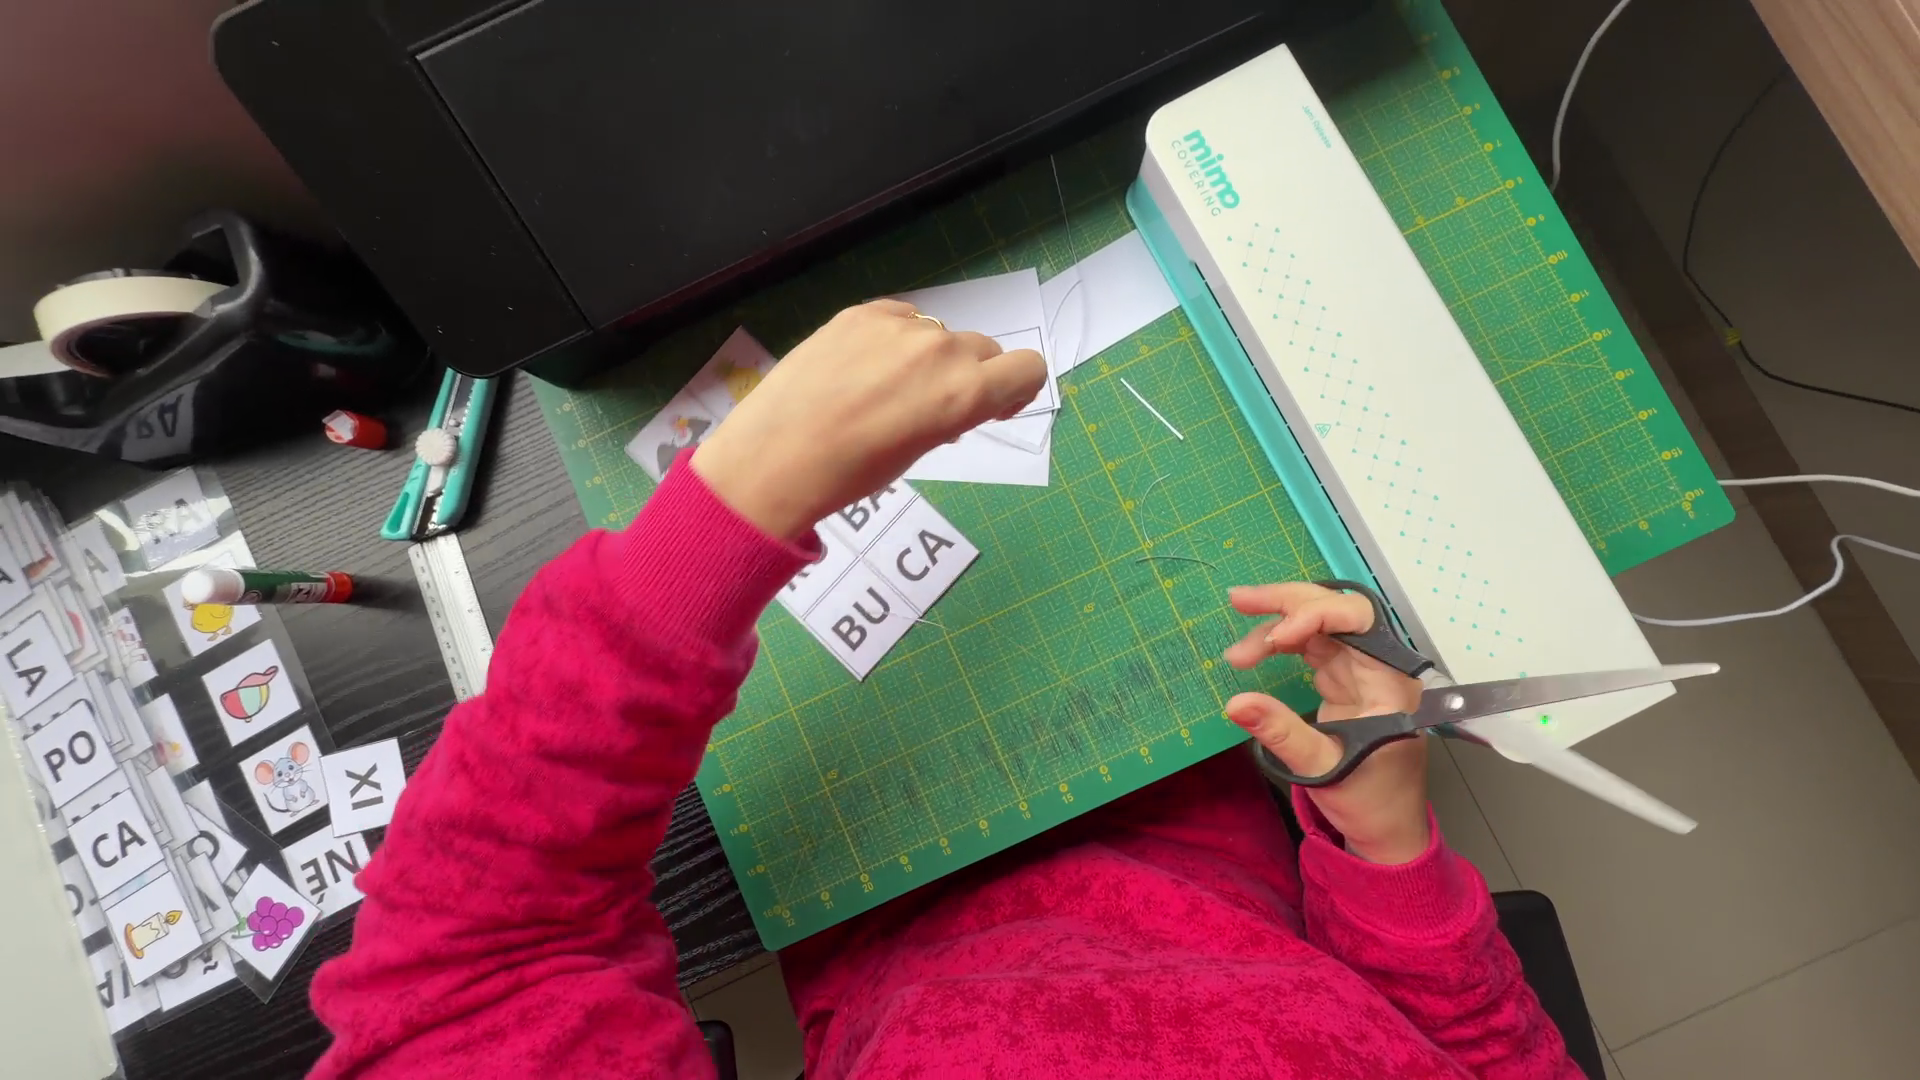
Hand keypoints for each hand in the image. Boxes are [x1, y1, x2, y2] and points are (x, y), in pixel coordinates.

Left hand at [691, 300, 1045, 538]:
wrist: (775, 457)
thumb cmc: (853, 473)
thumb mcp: (919, 452)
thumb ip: (953, 415)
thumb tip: (957, 401)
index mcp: (965, 392)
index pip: (1028, 369)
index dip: (1015, 390)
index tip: (991, 409)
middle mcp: (941, 349)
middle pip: (985, 349)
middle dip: (973, 376)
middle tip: (935, 407)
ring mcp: (899, 325)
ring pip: (941, 333)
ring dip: (932, 358)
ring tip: (888, 390)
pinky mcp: (861, 312)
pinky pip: (902, 318)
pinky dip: (897, 340)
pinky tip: (864, 368)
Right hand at [1222, 583, 1430, 863]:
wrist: (1387, 827)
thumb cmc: (1368, 800)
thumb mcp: (1322, 768)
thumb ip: (1281, 732)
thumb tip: (1235, 702)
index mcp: (1387, 680)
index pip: (1358, 620)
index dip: (1313, 616)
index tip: (1273, 640)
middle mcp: (1378, 665)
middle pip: (1335, 609)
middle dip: (1286, 601)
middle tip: (1237, 600)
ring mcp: (1360, 670)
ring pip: (1318, 623)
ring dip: (1275, 624)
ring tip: (1237, 649)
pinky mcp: (1343, 678)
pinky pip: (1311, 644)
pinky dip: (1279, 642)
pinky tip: (1255, 649)